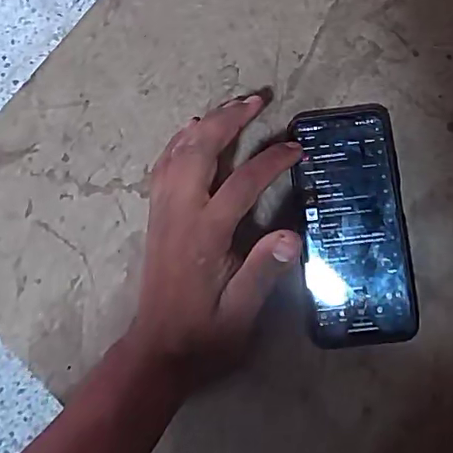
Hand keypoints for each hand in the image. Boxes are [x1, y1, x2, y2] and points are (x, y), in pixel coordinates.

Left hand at [126, 95, 303, 388]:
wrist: (156, 353)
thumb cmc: (204, 335)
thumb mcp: (240, 315)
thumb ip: (263, 273)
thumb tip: (292, 235)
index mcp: (203, 236)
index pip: (240, 184)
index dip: (271, 161)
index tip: (297, 149)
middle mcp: (179, 215)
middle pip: (199, 152)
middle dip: (229, 120)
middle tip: (258, 100)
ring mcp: (163, 213)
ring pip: (177, 153)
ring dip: (206, 123)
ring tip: (233, 105)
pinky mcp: (158, 216)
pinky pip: (164, 165)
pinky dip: (180, 140)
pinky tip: (194, 130)